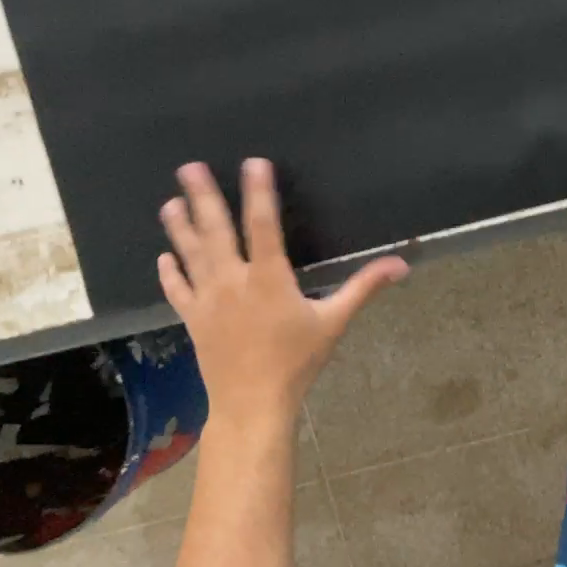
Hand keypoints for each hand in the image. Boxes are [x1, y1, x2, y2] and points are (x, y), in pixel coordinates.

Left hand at [158, 159, 408, 429]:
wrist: (252, 403)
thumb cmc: (297, 360)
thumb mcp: (335, 321)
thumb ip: (365, 287)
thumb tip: (402, 263)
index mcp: (269, 278)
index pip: (263, 226)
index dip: (258, 192)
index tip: (253, 163)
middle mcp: (233, 282)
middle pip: (216, 232)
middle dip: (203, 198)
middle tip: (189, 168)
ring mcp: (208, 301)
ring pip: (192, 255)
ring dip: (180, 227)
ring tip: (171, 201)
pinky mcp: (193, 320)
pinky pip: (177, 290)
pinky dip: (170, 272)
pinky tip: (164, 256)